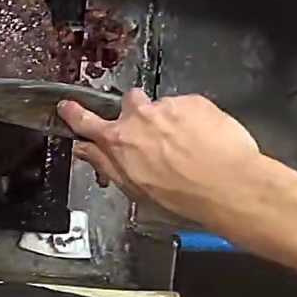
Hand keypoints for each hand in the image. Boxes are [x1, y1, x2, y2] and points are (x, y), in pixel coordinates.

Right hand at [57, 91, 273, 228]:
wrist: (228, 185)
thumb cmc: (182, 195)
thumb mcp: (133, 187)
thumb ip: (104, 163)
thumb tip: (85, 150)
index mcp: (117, 140)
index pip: (84, 120)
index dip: (73, 112)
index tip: (68, 106)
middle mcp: (137, 118)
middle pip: (127, 104)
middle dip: (136, 114)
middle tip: (152, 135)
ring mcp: (166, 107)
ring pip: (160, 106)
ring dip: (167, 119)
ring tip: (186, 144)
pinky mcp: (193, 101)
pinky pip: (187, 105)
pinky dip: (193, 119)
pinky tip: (203, 140)